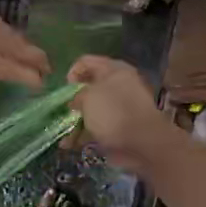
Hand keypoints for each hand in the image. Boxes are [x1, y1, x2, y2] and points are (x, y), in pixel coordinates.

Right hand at [67, 56, 177, 172]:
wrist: (142, 143)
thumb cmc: (113, 113)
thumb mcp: (88, 97)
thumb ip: (76, 95)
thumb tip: (75, 101)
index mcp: (114, 70)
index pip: (86, 62)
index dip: (72, 72)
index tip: (65, 89)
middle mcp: (118, 85)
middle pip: (89, 86)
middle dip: (73, 98)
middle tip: (63, 110)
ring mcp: (120, 108)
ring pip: (92, 109)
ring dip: (76, 119)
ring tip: (64, 131)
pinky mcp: (120, 127)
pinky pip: (97, 127)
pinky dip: (84, 134)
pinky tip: (71, 144)